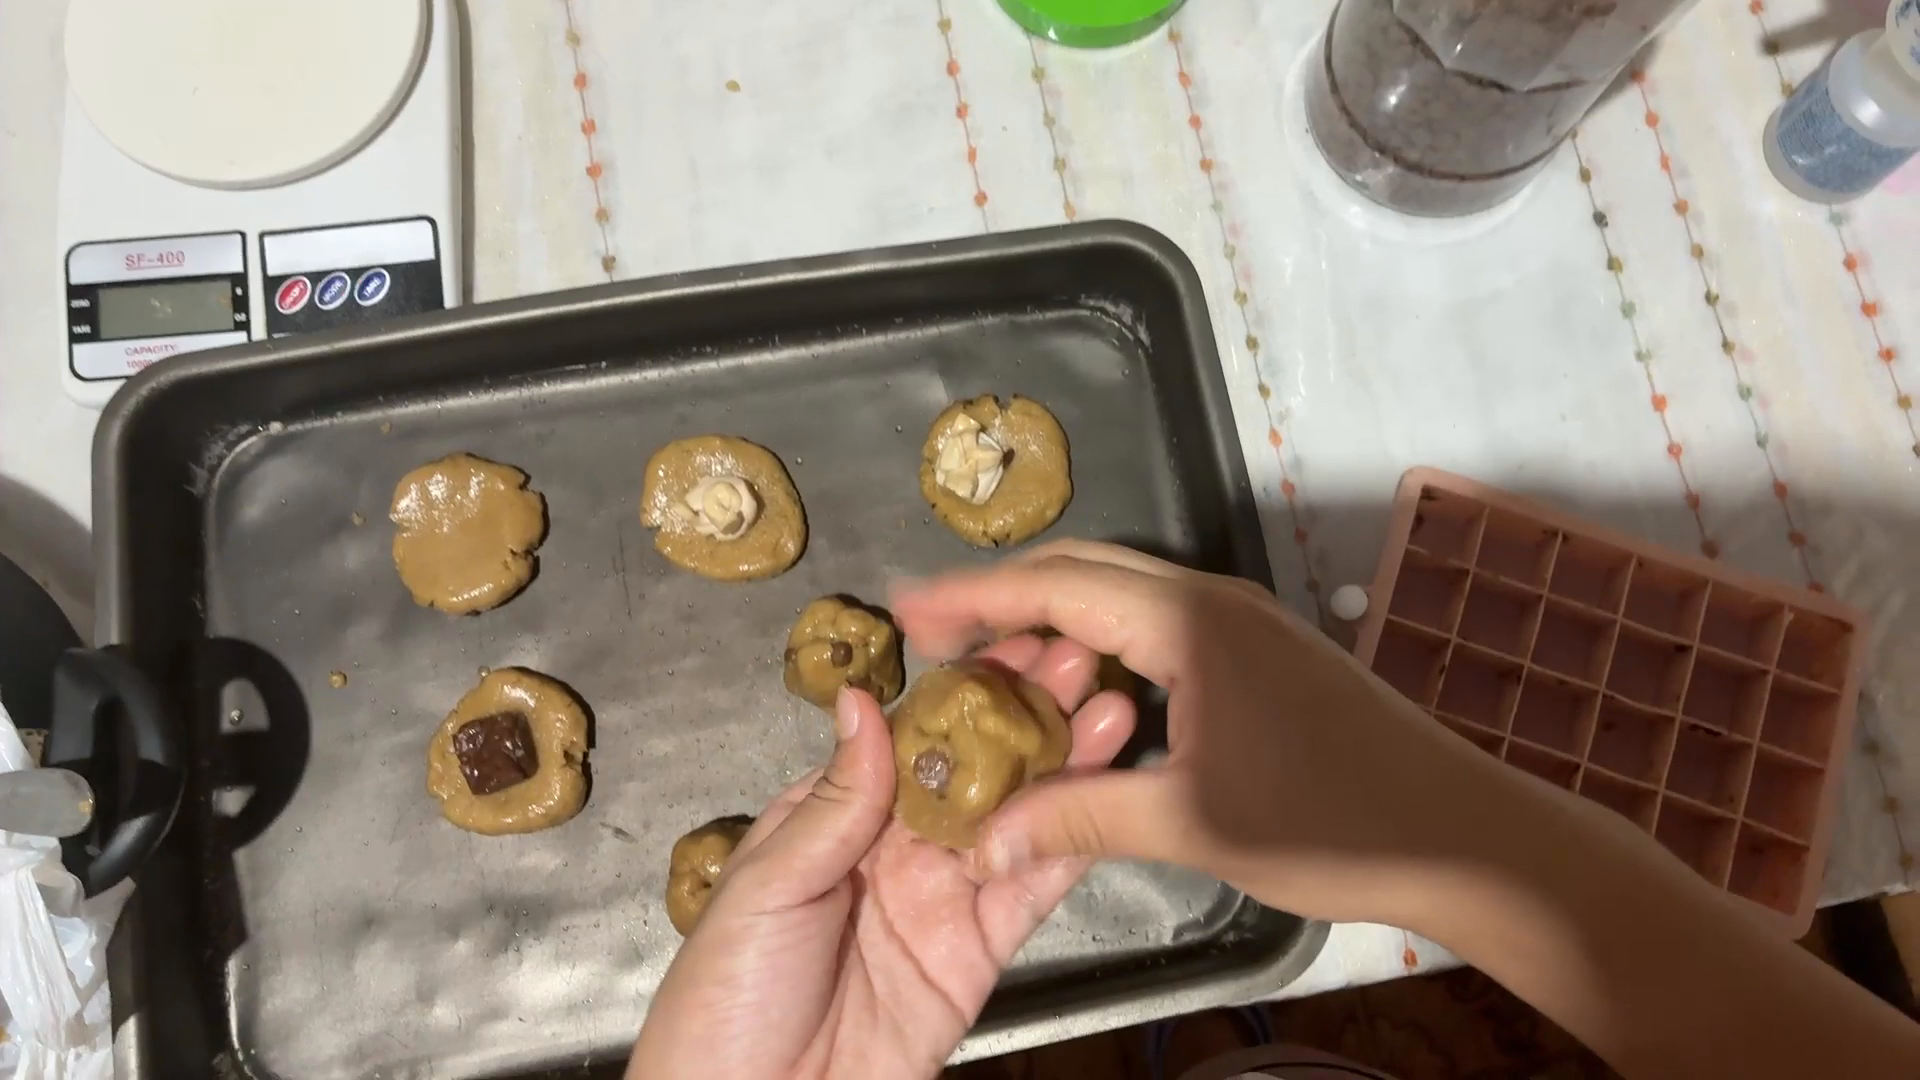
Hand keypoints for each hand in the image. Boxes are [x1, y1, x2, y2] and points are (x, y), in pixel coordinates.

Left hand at [628, 634, 1135, 1079]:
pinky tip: (1103, 798)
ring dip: (1063, 766)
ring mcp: (944, 894)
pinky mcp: (977, 950)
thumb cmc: (730, 995)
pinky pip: (1027, 892)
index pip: (914, 737)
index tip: (1011, 646)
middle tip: (1076, 663)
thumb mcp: (766, 886)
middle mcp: (901, 842)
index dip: (964, 693)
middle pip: (975, 768)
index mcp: (842, 812)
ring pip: (1014, 818)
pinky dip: (1066, 846)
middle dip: (1025, 714)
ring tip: (1108, 712)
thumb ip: (832, 800)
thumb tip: (862, 701)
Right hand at [889, 540, 1527, 927]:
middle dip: (1000, 592)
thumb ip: (1079, 816)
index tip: (908, 605)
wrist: (1467, 836)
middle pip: (1079, 570)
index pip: (1055, 587)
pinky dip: (1093, 635)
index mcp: (1186, 622)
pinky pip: (1148, 618)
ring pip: (1114, 589)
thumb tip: (984, 840)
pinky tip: (1072, 676)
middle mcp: (1204, 596)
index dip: (973, 593)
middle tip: (935, 629)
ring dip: (1048, 611)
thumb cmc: (1331, 824)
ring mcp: (1232, 614)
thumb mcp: (1193, 823)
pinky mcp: (1249, 642)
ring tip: (989, 651)